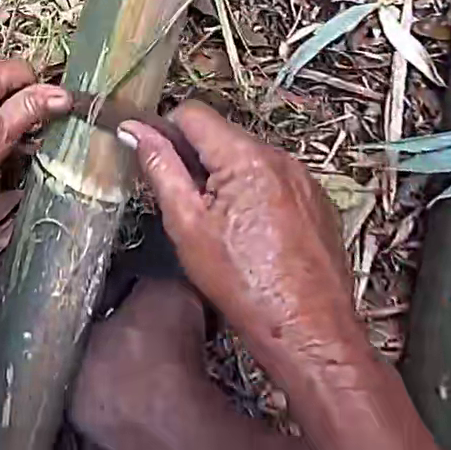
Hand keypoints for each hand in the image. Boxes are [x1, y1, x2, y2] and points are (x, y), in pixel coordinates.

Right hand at [119, 103, 364, 373]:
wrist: (312, 337)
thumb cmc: (243, 283)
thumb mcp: (185, 222)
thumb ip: (159, 165)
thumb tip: (133, 128)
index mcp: (247, 158)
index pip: (191, 112)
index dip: (165, 131)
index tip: (158, 163)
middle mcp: (280, 158)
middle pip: (218, 132)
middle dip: (194, 156)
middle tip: (185, 200)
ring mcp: (304, 178)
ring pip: (242, 153)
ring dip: (221, 172)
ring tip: (216, 218)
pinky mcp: (317, 200)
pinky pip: (270, 174)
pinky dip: (250, 187)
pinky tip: (246, 227)